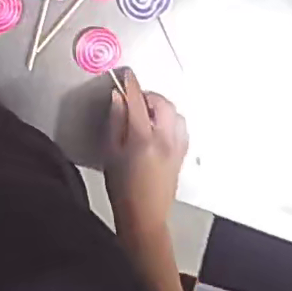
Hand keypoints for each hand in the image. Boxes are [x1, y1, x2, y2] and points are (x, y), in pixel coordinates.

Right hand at [102, 68, 188, 232]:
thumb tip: (118, 99)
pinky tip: (158, 128)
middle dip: (148, 95)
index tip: (126, 75)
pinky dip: (170, 120)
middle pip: (162, 103)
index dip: (130, 84)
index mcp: (143, 138)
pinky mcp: (182, 155)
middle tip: (133, 99)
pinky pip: (181, 127)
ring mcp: (176, 147)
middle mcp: (165, 140)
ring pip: (175, 114)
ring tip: (146, 114)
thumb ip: (115, 121)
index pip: (137, 100)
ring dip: (161, 108)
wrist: (143, 215)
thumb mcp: (109, 152)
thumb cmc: (123, 188)